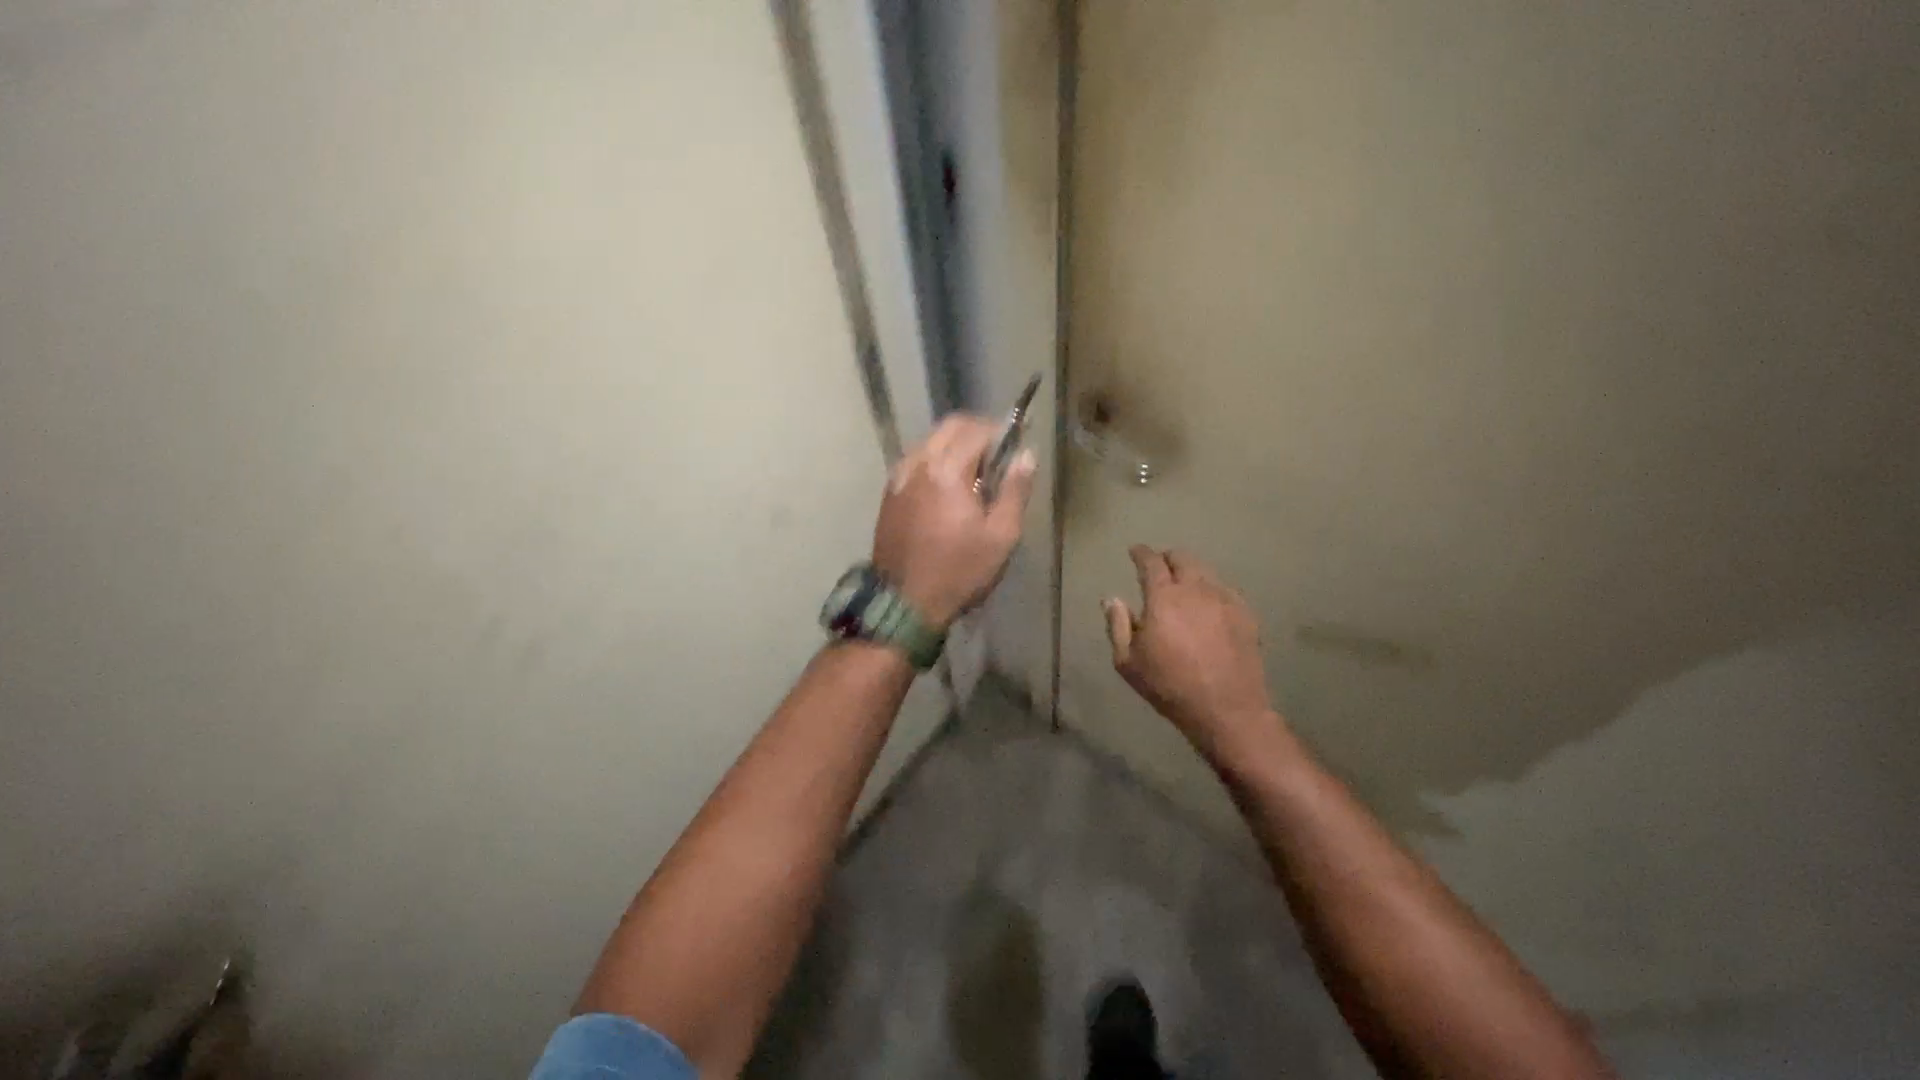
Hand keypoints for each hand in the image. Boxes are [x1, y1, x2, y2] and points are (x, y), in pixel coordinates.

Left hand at [873, 414, 1036, 628]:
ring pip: (931, 441)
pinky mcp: (889, 493)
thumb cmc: (959, 572)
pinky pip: (916, 460)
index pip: (977, 429)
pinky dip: (936, 461)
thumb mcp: (1000, 536)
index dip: (1001, 431)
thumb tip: (1026, 456)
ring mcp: (899, 477)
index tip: (1017, 444)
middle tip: (998, 456)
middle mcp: (918, 463)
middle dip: (977, 431)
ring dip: (955, 445)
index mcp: (947, 470)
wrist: (905, 603)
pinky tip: (948, 488)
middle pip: (950, 426)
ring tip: (975, 474)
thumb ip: (1015, 491)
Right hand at [1104, 546, 1281, 760]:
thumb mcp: (1128, 662)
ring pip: (1205, 572)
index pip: (1150, 562)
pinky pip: (1225, 590)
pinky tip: (1208, 606)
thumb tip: (1111, 599)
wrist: (1226, 708)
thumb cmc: (1169, 686)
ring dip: (1190, 573)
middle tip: (1159, 568)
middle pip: (1182, 558)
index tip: (1135, 551)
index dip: (1141, 553)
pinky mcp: (1245, 613)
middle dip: (1167, 558)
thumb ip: (1118, 625)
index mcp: (1163, 597)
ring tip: (1184, 586)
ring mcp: (1225, 599)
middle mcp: (1195, 589)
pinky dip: (1211, 590)